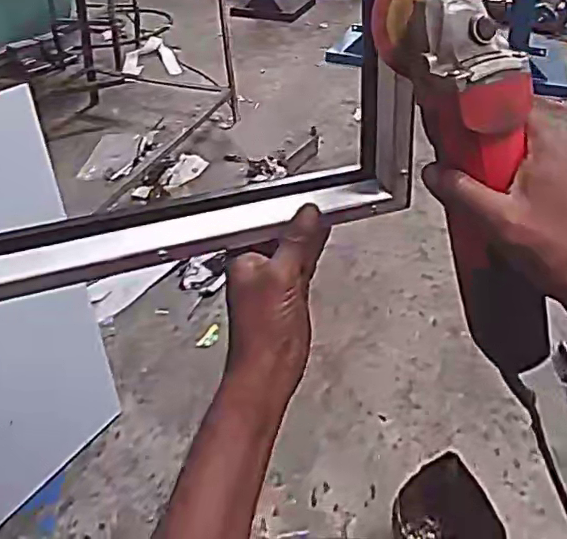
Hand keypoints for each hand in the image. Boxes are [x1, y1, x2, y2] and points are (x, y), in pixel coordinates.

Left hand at [223, 205, 328, 401]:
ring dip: (308, 231)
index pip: (263, 222)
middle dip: (297, 218)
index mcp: (242, 258)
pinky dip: (313, 247)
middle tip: (317, 199)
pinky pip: (303, 259)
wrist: (270, 370)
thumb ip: (296, 242)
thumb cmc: (260, 333)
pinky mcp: (290, 290)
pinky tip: (322, 233)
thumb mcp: (281, 275)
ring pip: (294, 245)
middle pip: (280, 232)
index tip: (301, 196)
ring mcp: (275, 278)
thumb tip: (307, 214)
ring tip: (324, 211)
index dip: (281, 208)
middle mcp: (256, 266)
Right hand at [421, 115, 566, 316]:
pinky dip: (503, 173)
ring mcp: (559, 165)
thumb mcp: (499, 220)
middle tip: (455, 152)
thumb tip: (434, 172)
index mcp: (547, 143)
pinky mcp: (557, 184)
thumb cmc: (558, 250)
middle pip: (508, 124)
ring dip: (490, 159)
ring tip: (467, 175)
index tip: (455, 114)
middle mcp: (556, 147)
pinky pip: (522, 165)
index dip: (479, 104)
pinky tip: (488, 195)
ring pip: (514, 147)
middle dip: (479, 137)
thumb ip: (462, 192)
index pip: (509, 101)